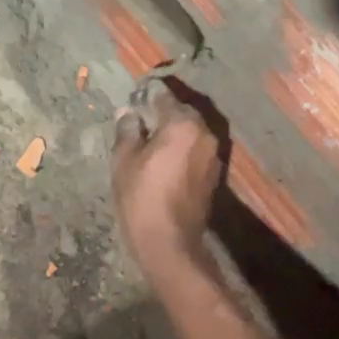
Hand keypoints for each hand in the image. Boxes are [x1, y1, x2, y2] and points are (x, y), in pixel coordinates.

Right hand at [111, 79, 223, 285]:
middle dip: (160, 111)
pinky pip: (195, 148)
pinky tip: (163, 158)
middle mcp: (204, 132)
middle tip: (137, 120)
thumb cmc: (142, 197)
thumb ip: (127, 130)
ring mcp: (213, 153)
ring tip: (148, 140)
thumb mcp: (124, 160)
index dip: (144, 95)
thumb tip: (128, 113)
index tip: (131, 99)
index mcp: (182, 124)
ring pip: (190, 130)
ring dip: (172, 130)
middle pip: (180, 110)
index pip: (162, 95)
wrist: (170, 242)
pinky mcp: (214, 173)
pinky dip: (181, 146)